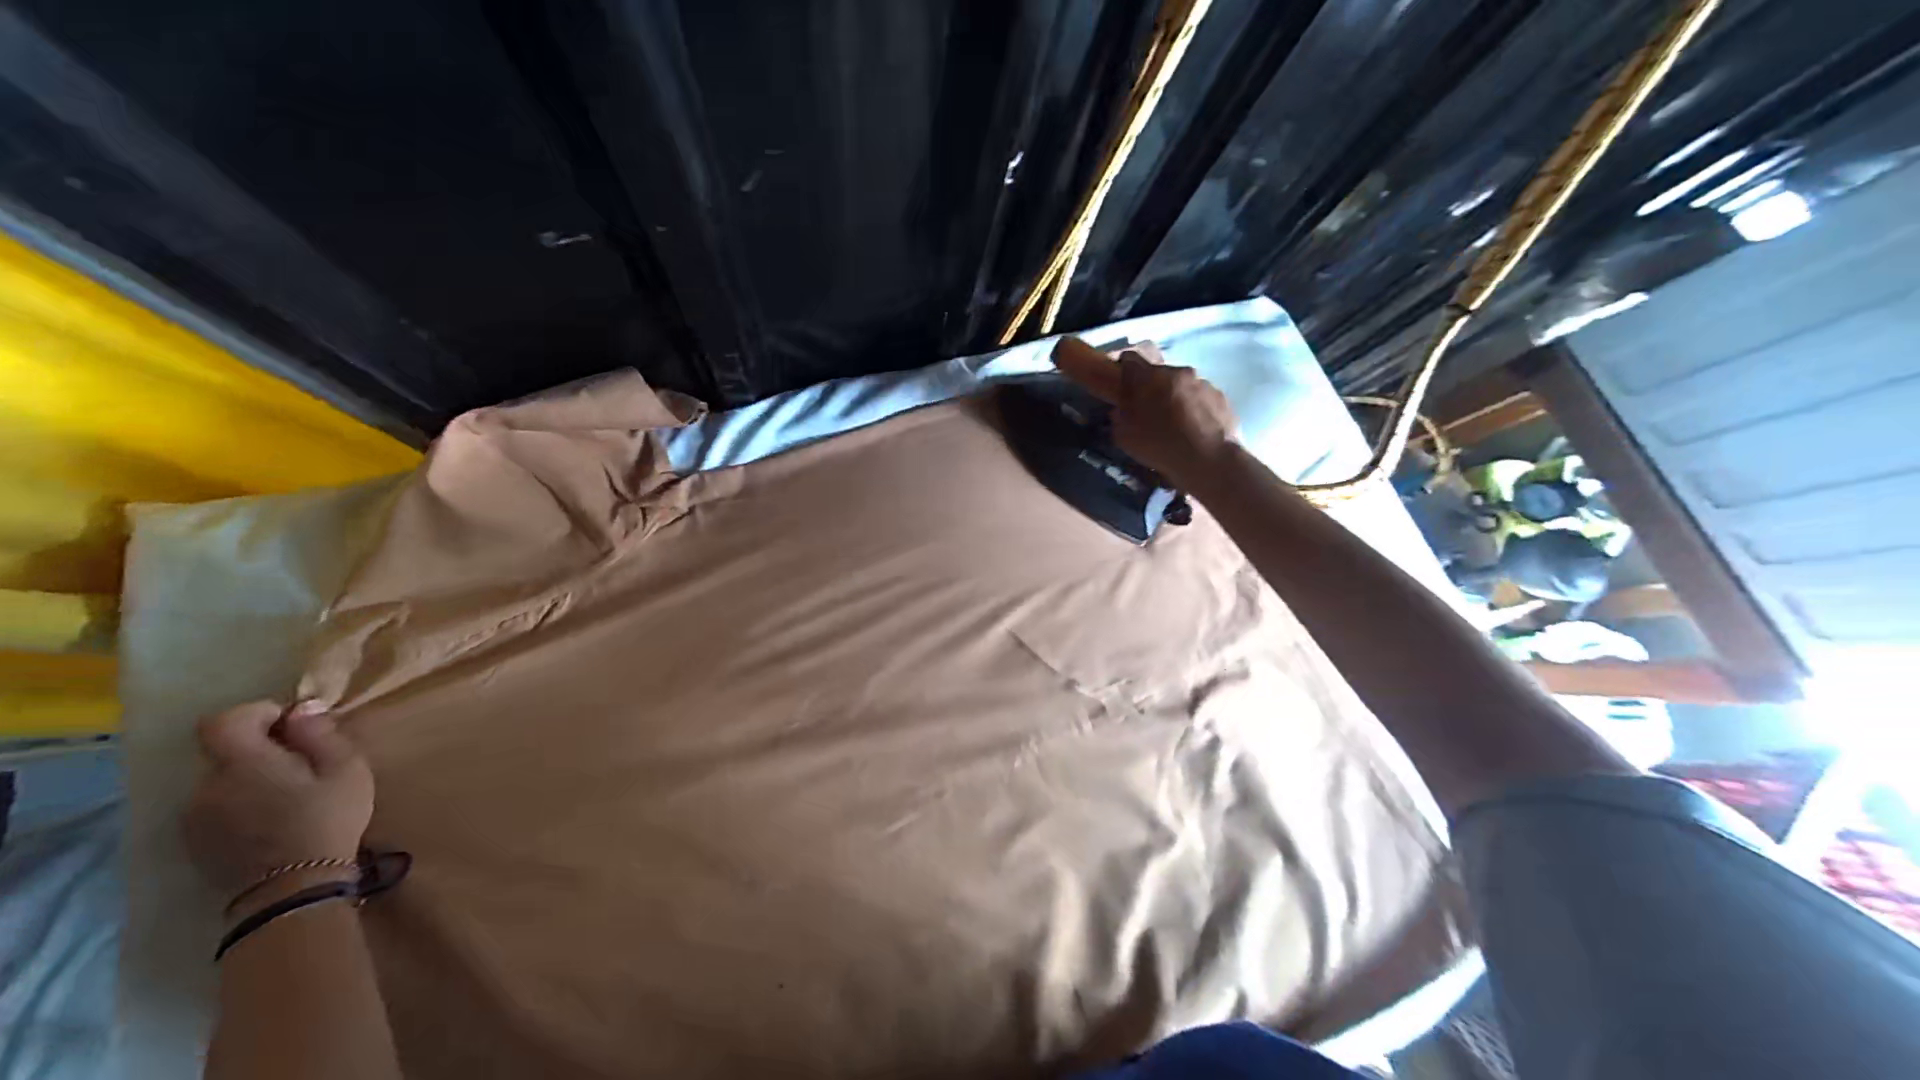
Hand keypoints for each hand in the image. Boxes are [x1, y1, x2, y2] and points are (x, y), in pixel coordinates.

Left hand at [183, 701, 373, 898]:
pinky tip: (271, 821)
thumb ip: (320, 733)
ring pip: (222, 780)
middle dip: (262, 750)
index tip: (291, 727)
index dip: (256, 714)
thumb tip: (301, 708)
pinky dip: (240, 804)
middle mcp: (206, 785)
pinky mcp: (194, 840)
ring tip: (289, 799)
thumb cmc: (328, 818)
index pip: (224, 720)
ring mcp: (194, 816)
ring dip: (251, 779)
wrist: (294, 886)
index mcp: (243, 763)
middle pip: (226, 751)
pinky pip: (216, 806)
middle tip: (304, 767)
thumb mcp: (345, 769)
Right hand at [1052, 336, 1238, 487]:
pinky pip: (1202, 397)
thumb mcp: (1124, 436)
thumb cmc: (1160, 446)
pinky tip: (1195, 429)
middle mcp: (1177, 371)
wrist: (1208, 460)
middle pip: (1159, 373)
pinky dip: (1196, 408)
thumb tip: (1121, 409)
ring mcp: (1203, 382)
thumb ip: (1119, 416)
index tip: (1123, 385)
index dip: (1124, 370)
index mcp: (1149, 377)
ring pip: (1182, 385)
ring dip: (1176, 398)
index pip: (1130, 359)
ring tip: (1176, 424)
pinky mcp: (1221, 396)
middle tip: (1150, 411)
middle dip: (1153, 388)